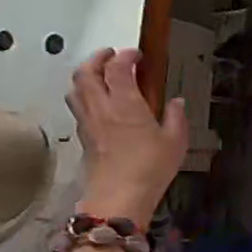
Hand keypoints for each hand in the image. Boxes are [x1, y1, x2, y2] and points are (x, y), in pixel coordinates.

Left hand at [65, 48, 188, 221]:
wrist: (119, 196)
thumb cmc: (150, 168)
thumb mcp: (175, 141)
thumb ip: (175, 117)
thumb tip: (176, 102)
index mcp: (126, 104)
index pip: (118, 68)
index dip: (126, 56)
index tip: (137, 54)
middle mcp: (101, 107)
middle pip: (86, 72)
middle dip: (98, 58)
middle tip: (111, 55)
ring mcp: (88, 121)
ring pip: (76, 87)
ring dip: (85, 74)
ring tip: (100, 74)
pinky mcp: (83, 136)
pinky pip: (77, 105)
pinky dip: (84, 94)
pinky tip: (98, 101)